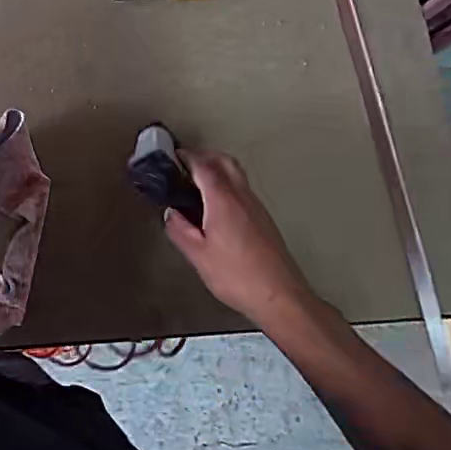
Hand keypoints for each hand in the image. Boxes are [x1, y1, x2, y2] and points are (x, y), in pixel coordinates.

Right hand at [163, 150, 314, 323]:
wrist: (278, 294)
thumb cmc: (240, 276)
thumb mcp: (198, 256)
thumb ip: (180, 231)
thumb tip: (172, 215)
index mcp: (223, 201)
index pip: (203, 166)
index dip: (188, 157)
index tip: (176, 156)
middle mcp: (242, 197)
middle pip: (225, 161)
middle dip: (205, 155)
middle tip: (188, 161)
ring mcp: (256, 206)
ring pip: (236, 174)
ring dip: (218, 168)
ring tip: (200, 181)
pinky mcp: (263, 218)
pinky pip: (243, 190)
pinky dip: (228, 185)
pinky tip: (218, 204)